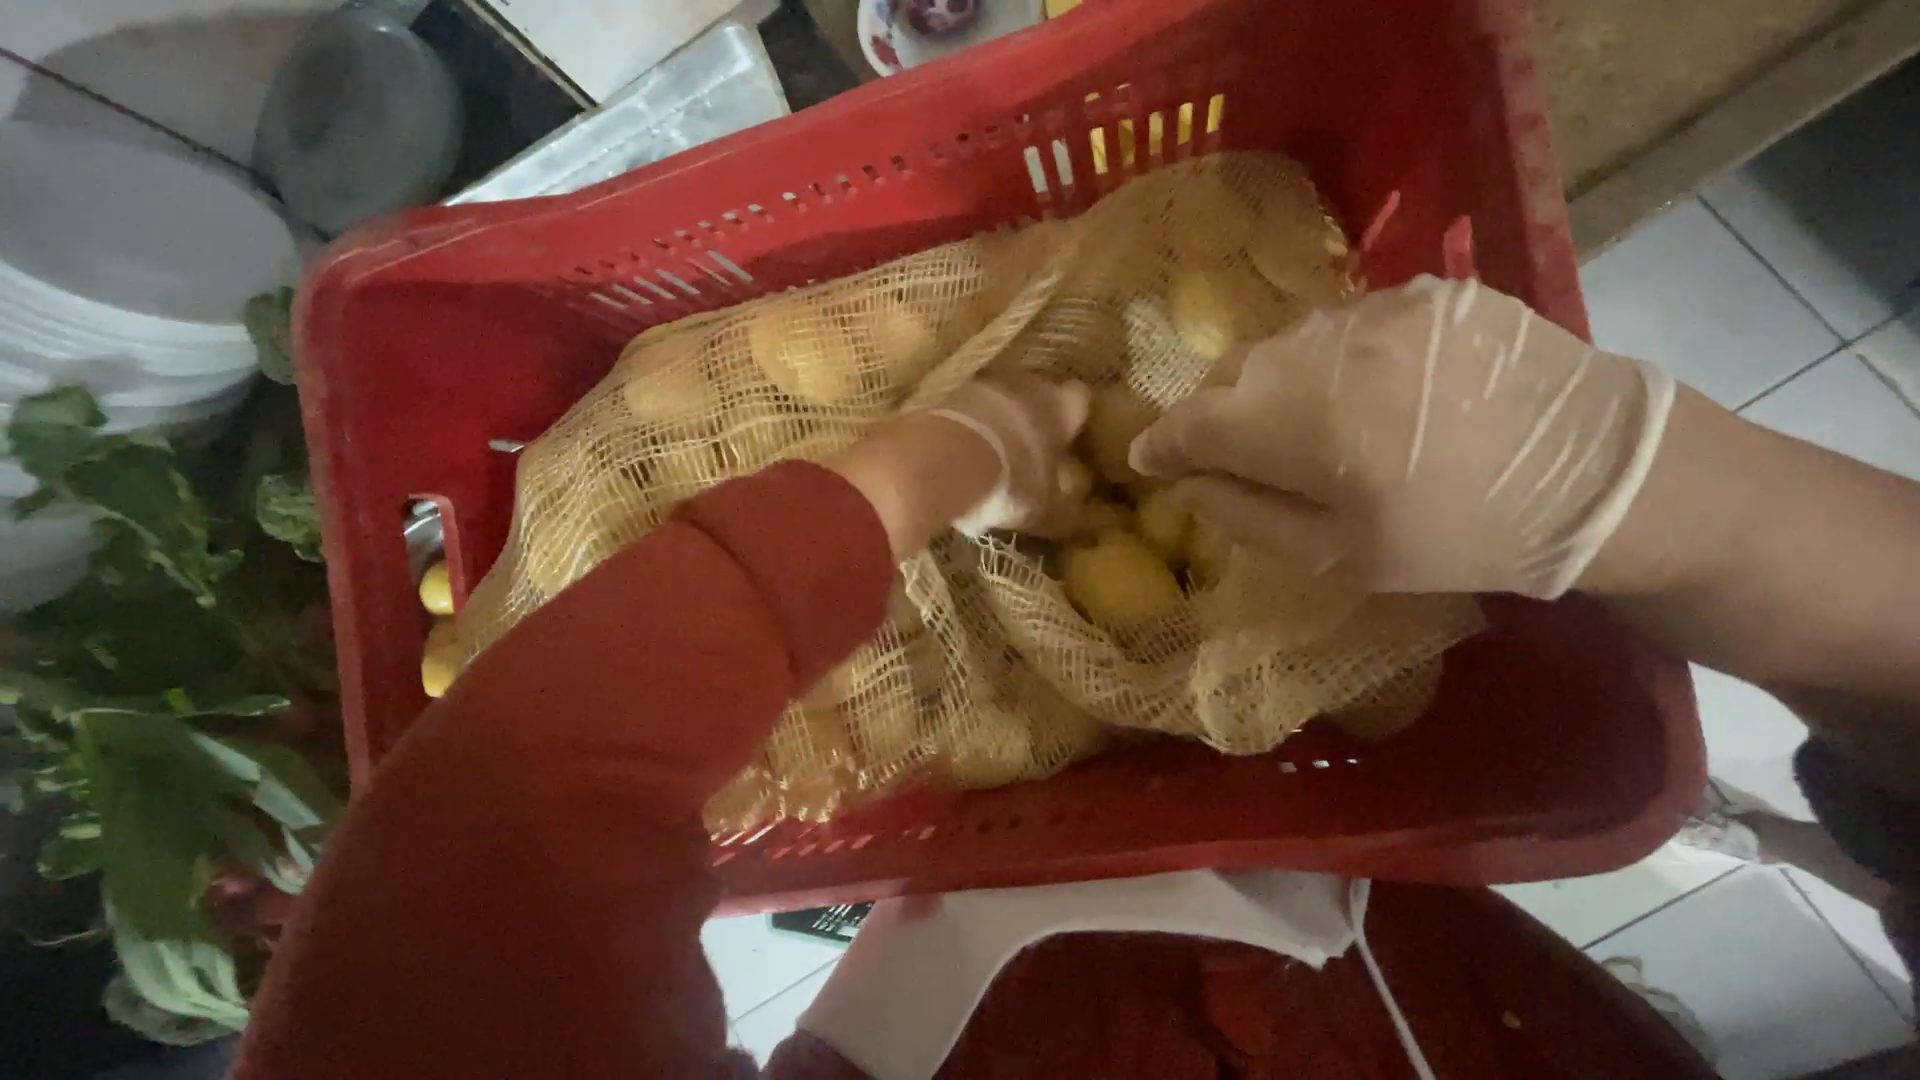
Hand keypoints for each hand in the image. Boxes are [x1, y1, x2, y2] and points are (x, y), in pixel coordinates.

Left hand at [827, 371, 1089, 558]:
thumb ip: (1065, 509)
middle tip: (1021, 451)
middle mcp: (1025, 383)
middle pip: (1034, 392)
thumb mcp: (1045, 511)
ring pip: (993, 395)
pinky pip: (957, 402)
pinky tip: (950, 450)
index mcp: (1060, 407)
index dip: (1073, 419)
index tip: (1065, 439)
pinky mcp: (941, 388)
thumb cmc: (1009, 481)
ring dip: (990, 417)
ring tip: (980, 452)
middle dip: (1029, 417)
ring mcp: (981, 381)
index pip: (1080, 400)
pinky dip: (958, 420)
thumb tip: (1076, 515)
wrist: (942, 459)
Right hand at [1127, 275, 1675, 597]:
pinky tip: (1365, 394)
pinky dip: (1326, 360)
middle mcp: (1324, 351)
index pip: (1191, 422)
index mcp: (1300, 426)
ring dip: (1269, 384)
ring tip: (1302, 424)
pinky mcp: (1423, 293)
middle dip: (1215, 415)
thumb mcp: (1339, 556)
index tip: (1149, 460)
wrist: (1609, 476)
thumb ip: (1245, 516)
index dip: (1162, 443)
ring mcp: (1377, 311)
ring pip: (1281, 345)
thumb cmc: (1461, 537)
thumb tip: (1184, 483)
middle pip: (1229, 375)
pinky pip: (1339, 325)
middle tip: (1230, 453)